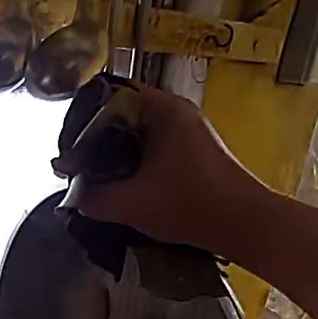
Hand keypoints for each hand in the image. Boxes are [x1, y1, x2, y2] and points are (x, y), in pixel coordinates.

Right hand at [72, 85, 271, 254]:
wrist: (246, 225)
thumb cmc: (192, 205)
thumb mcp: (133, 204)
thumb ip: (94, 199)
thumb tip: (73, 199)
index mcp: (163, 109)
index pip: (111, 93)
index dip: (85, 116)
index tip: (71, 143)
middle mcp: (177, 112)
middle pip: (124, 113)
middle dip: (99, 138)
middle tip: (79, 162)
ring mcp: (189, 132)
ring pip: (140, 133)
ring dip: (118, 153)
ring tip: (97, 176)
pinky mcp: (196, 153)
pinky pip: (156, 147)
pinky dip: (137, 162)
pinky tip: (126, 185)